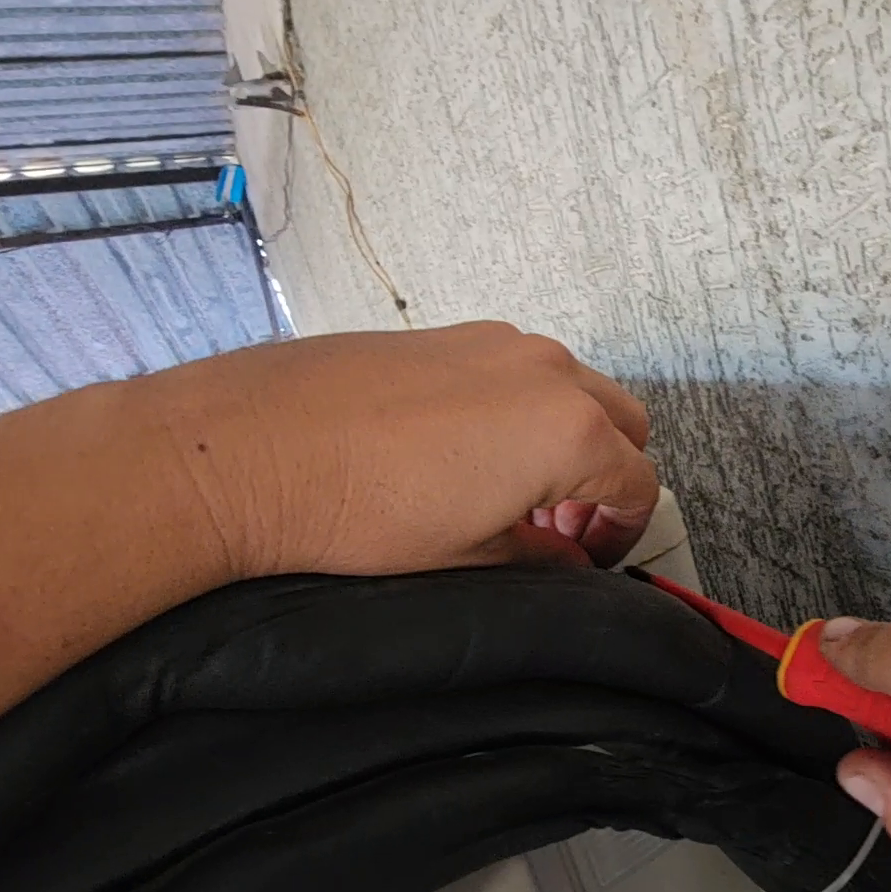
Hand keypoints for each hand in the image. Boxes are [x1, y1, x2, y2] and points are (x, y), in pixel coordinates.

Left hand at [145, 322, 657, 576]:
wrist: (252, 450)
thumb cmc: (359, 508)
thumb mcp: (471, 556)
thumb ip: (542, 555)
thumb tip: (564, 556)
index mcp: (569, 432)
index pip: (639, 484)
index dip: (623, 532)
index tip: (591, 556)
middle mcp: (549, 374)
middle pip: (625, 427)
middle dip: (609, 478)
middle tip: (562, 524)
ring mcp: (503, 344)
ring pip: (578, 392)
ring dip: (571, 440)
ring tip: (517, 487)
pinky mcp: (458, 335)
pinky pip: (525, 371)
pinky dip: (528, 410)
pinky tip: (474, 449)